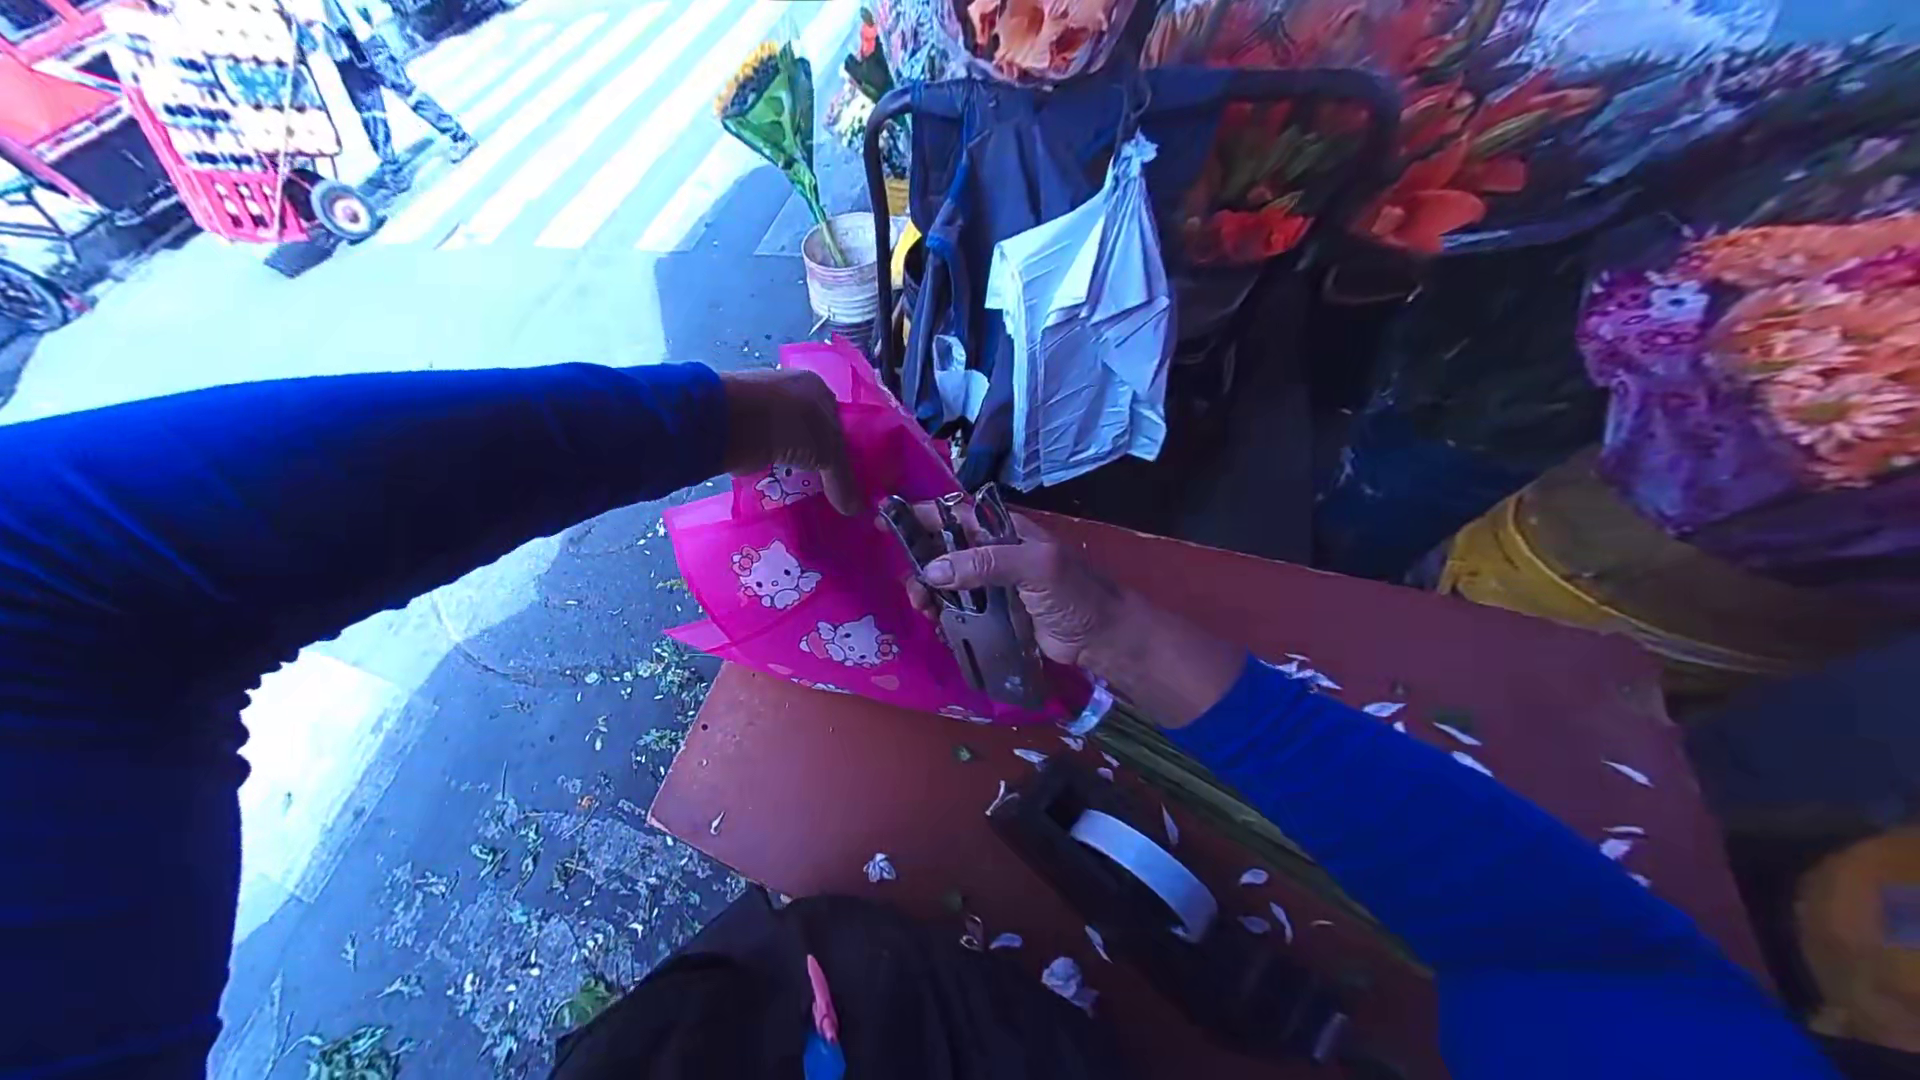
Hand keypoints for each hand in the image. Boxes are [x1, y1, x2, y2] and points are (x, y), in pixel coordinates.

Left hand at [718, 370, 861, 514]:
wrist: (729, 421)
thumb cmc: (790, 423)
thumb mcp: (829, 451)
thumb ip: (843, 480)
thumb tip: (856, 509)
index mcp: (817, 388)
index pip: (840, 423)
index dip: (847, 452)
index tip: (850, 479)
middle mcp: (790, 396)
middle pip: (814, 437)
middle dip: (821, 464)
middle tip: (832, 494)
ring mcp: (764, 414)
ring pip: (789, 448)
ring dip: (796, 470)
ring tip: (810, 498)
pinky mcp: (743, 433)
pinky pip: (767, 459)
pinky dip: (774, 474)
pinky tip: (783, 493)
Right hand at [904, 503, 1243, 725]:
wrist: (1101, 636)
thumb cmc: (1074, 593)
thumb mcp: (1035, 566)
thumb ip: (985, 562)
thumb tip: (931, 571)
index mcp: (1002, 530)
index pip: (954, 514)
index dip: (921, 515)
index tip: (885, 520)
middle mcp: (993, 552)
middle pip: (943, 550)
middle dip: (920, 564)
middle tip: (914, 591)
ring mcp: (993, 584)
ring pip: (947, 582)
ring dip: (929, 593)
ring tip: (925, 613)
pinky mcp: (994, 614)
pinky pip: (959, 609)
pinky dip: (944, 615)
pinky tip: (939, 626)